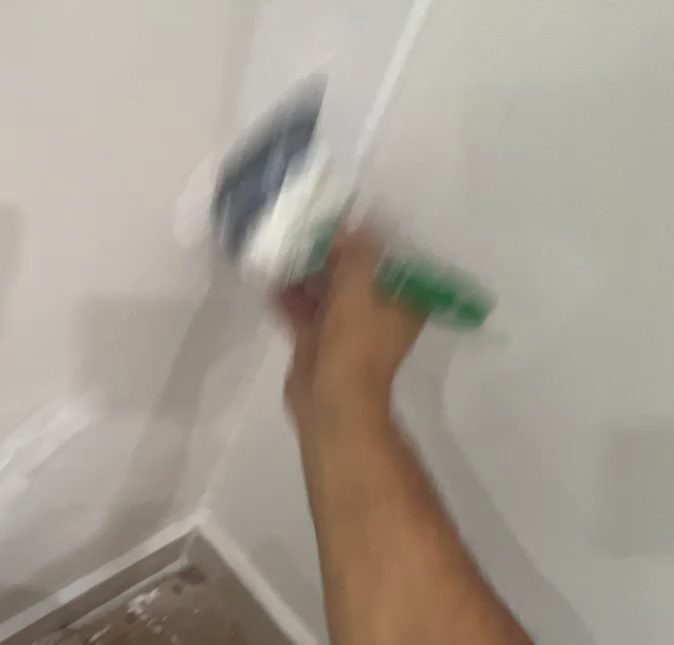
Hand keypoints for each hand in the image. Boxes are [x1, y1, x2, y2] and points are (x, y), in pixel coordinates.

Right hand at [276, 224, 425, 432]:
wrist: (329, 402)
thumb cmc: (354, 346)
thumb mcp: (358, 289)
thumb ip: (354, 253)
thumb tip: (351, 222)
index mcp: (401, 299)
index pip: (391, 256)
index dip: (371, 235)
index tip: (347, 214)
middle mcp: (376, 309)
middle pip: (355, 271)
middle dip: (331, 253)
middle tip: (307, 227)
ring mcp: (345, 326)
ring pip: (326, 291)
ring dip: (306, 274)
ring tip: (284, 250)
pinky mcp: (317, 340)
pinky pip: (304, 311)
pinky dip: (290, 297)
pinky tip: (272, 280)